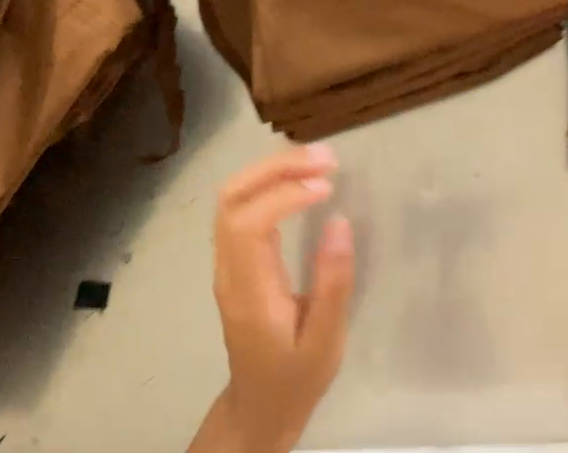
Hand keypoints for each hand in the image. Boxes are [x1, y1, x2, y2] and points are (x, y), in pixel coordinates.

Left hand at [196, 145, 354, 452]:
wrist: (259, 409)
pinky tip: (303, 181)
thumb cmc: (295, 378)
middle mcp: (229, 271)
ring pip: (233, 199)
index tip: (327, 187)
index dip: (284, 195)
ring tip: (319, 161)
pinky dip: (270, 184)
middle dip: (275, 167)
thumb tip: (339, 222)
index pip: (248, 224)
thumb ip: (333, 283)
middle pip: (231, 199)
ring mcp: (228, 264)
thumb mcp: (325, 341)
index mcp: (248, 292)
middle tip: (325, 158)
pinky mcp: (238, 261)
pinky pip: (242, 208)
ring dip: (272, 170)